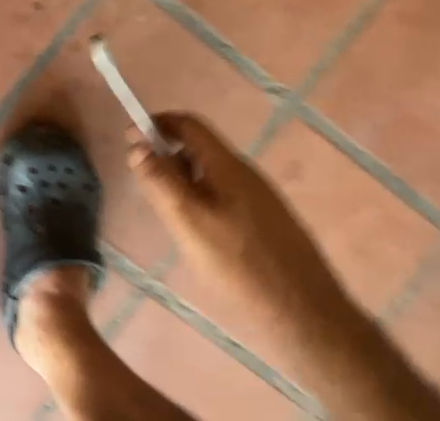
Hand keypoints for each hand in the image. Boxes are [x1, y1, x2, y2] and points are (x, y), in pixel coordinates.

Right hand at [129, 113, 342, 312]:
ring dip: (185, 185)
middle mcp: (247, 174)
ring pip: (212, 177)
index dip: (157, 125)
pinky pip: (227, 199)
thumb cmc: (240, 265)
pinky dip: (205, 205)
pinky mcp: (269, 223)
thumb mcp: (189, 222)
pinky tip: (204, 241)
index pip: (188, 124)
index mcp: (227, 165)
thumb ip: (161, 181)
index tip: (132, 144)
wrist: (307, 315)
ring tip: (174, 222)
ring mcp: (262, 199)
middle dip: (169, 160)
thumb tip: (136, 144)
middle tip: (150, 192)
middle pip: (199, 150)